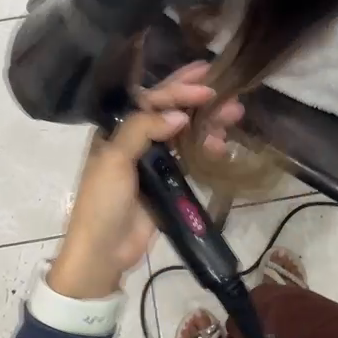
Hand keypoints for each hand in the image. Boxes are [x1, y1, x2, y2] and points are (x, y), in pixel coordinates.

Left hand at [49, 64, 242, 298]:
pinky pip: (190, 156)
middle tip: (227, 91)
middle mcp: (134, 138)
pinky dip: (207, 148)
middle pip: (169, 111)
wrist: (103, 252)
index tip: (206, 85)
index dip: (177, 90)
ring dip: (208, 122)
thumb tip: (179, 115)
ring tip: (234, 114)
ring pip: (184, 131)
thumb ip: (143, 130)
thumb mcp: (115, 160)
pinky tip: (223, 145)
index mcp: (116, 129)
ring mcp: (153, 159)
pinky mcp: (168, 181)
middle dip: (198, 100)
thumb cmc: (102, 202)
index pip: (149, 99)